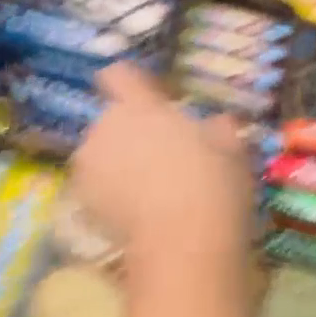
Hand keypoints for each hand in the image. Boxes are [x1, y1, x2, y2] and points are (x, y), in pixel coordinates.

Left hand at [70, 64, 252, 275]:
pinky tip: (144, 212)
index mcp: (143, 109)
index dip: (135, 86)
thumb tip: (219, 122)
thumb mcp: (234, 155)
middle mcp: (106, 126)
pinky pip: (98, 184)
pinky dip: (115, 193)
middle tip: (169, 161)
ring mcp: (89, 160)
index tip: (154, 103)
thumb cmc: (216, 188)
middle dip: (136, 135)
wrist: (185, 240)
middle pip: (115, 119)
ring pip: (105, 152)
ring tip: (156, 192)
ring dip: (124, 164)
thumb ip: (221, 131)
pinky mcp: (81, 194)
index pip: (121, 76)